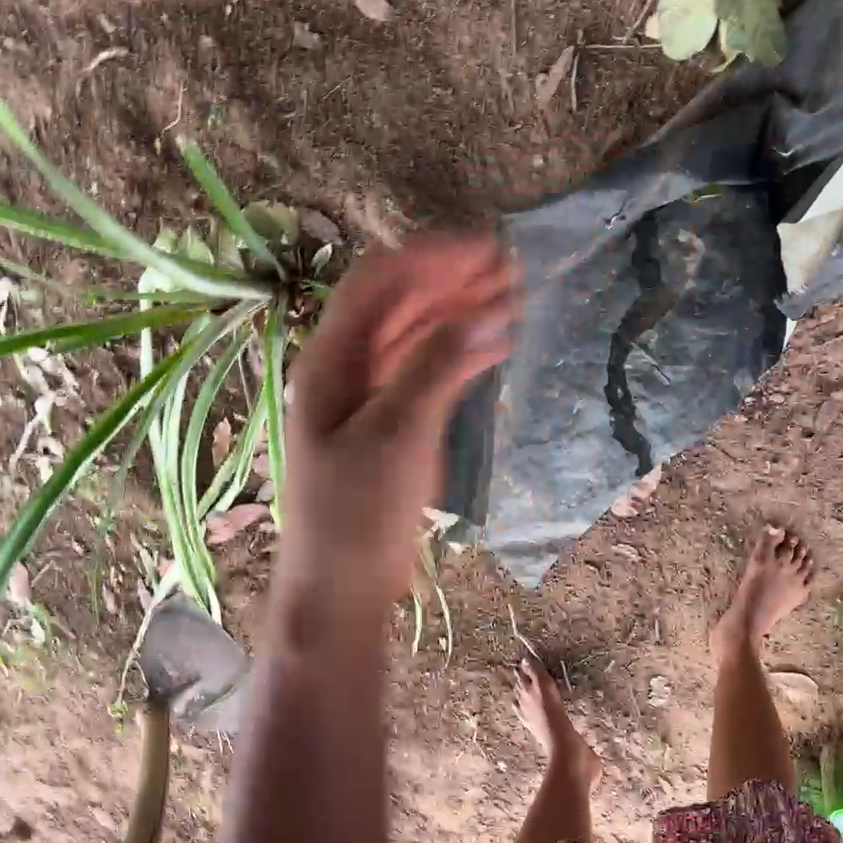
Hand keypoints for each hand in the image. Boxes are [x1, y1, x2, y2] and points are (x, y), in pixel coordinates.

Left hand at [271, 235, 515, 622]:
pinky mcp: (388, 428)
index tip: (490, 251)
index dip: (433, 258)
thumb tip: (492, 311)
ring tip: (512, 299)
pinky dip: (456, 355)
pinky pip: (423, 373)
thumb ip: (440, 367)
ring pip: (414, 337)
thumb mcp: (399, 435)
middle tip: (512, 270)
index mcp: (329, 361)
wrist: (341, 591)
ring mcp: (365, 399)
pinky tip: (493, 347)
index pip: (380, 283)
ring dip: (458, 314)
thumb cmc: (358, 514)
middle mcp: (343, 369)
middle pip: (398, 305)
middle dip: (452, 282)